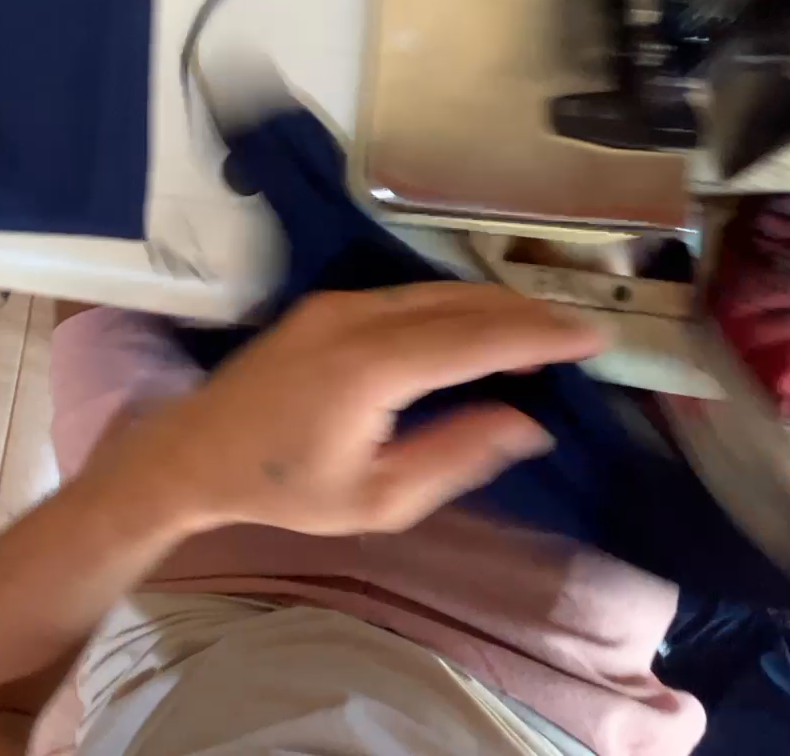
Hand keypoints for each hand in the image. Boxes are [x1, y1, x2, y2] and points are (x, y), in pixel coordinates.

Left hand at [76, 285, 605, 537]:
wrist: (195, 450)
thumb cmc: (283, 486)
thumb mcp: (377, 496)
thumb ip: (456, 455)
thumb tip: (528, 423)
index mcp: (369, 367)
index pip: (474, 339)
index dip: (538, 335)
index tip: (595, 335)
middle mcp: (352, 319)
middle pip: (456, 303)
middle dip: (522, 313)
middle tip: (577, 331)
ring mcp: (331, 305)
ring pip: (428, 293)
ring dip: (486, 306)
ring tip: (538, 331)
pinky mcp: (319, 307)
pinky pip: (400, 297)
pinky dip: (447, 308)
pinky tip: (470, 328)